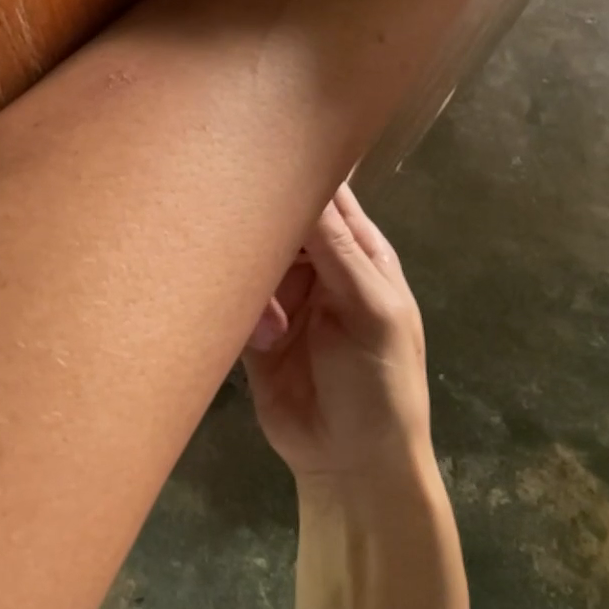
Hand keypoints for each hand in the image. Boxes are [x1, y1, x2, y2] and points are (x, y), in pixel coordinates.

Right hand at [243, 186, 431, 479]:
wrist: (348, 465)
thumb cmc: (379, 382)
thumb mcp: (369, 310)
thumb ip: (335, 247)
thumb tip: (306, 177)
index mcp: (358, 253)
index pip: (328, 195)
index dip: (299, 167)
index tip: (258, 143)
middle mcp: (316, 265)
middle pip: (278, 219)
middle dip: (258, 218)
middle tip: (228, 207)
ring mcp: (281, 294)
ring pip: (248, 253)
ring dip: (248, 273)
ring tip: (267, 314)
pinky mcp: (250, 325)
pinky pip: (229, 294)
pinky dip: (234, 306)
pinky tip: (257, 337)